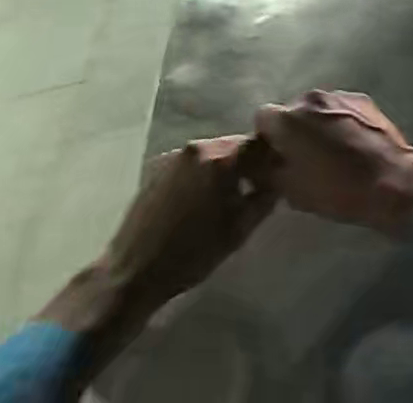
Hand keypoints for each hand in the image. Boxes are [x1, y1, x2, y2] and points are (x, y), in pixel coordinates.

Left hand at [40, 136, 273, 333]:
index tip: (278, 170)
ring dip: (224, 166)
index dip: (273, 153)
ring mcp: (175, 155)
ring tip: (225, 195)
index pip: (259, 141)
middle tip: (254, 184)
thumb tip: (276, 181)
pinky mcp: (157, 166)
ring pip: (212, 152)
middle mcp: (199, 148)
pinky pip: (191, 161)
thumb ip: (263, 199)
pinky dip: (201, 172)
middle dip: (248, 160)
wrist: (134, 271)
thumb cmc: (193, 254)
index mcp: (222, 160)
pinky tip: (198, 199)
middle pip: (235, 144)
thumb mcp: (238, 230)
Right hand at [254, 90, 412, 238]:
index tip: (276, 155)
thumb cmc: (337, 190)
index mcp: (288, 119)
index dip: (267, 138)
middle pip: (292, 110)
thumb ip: (269, 171)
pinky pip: (340, 108)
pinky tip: (352, 144)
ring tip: (331, 151)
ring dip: (317, 124)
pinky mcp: (362, 99)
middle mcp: (310, 99)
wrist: (392, 181)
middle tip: (303, 155)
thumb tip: (264, 163)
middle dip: (293, 130)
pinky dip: (339, 121)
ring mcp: (338, 95)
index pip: (263, 118)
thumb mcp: (292, 191)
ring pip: (317, 108)